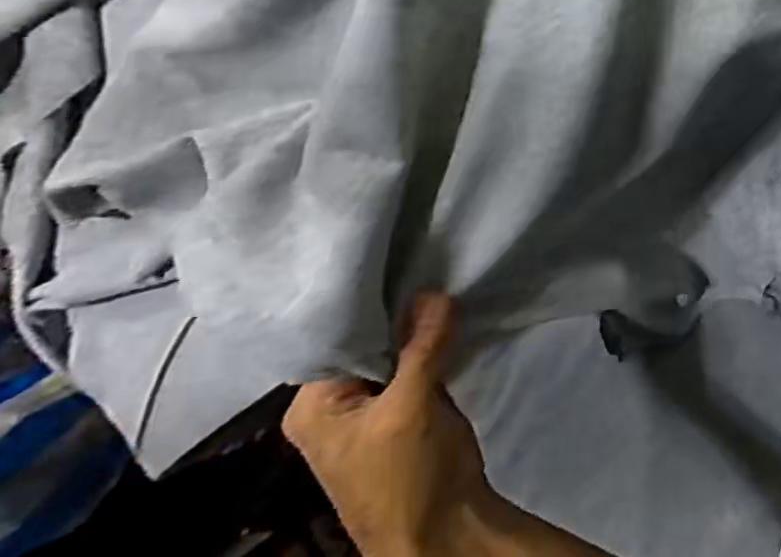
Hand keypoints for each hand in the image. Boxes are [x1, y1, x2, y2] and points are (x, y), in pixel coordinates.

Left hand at [283, 294, 500, 556]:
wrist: (440, 523)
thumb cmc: (405, 472)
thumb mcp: (411, 407)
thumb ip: (422, 348)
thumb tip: (435, 290)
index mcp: (313, 406)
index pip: (341, 337)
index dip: (378, 304)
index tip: (412, 267)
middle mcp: (336, 402)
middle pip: (372, 342)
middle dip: (407, 314)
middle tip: (440, 272)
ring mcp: (374, 406)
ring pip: (399, 352)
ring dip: (426, 330)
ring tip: (452, 290)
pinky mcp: (410, 407)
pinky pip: (420, 364)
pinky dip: (437, 346)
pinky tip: (456, 323)